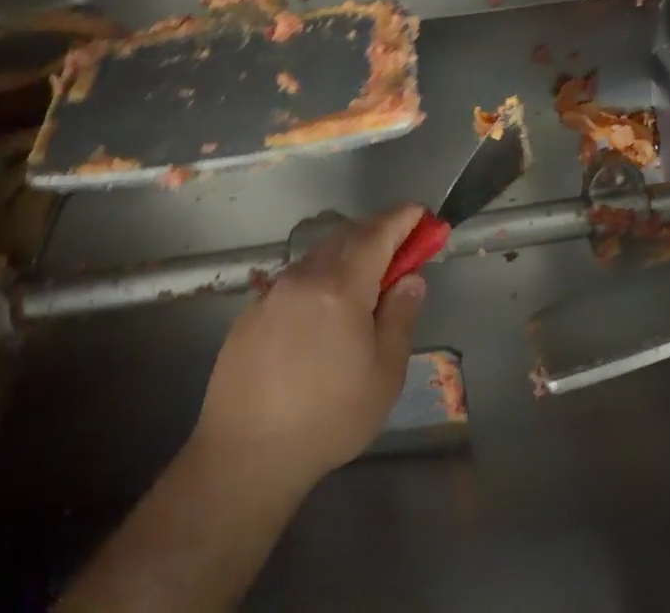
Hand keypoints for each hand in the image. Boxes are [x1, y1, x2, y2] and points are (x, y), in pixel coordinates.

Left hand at [189, 205, 428, 490]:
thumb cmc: (328, 417)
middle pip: (344, 237)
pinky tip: (325, 308)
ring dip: (347, 254)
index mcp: (339, 288)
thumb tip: (410, 279)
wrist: (247, 454)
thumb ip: (400, 317)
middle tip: (403, 247)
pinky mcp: (250, 315)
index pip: (377, 234)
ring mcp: (271, 295)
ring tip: (368, 278)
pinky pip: (294, 281)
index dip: (403, 220)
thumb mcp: (384, 373)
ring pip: (316, 257)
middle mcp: (302, 279)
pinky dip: (319, 277)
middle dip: (377, 232)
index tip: (423, 215)